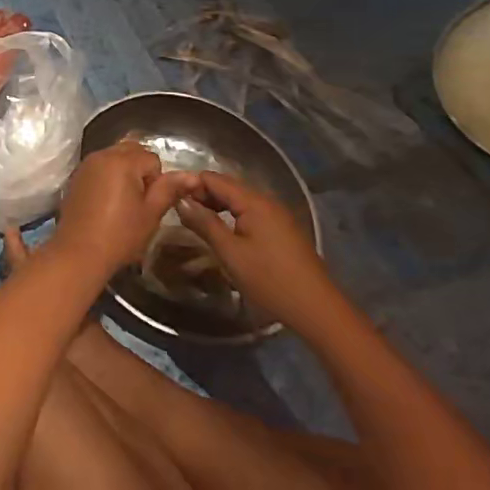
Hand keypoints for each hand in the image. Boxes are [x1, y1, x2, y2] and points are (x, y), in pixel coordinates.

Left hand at [48, 142, 192, 277]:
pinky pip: (99, 165)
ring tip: (124, 202)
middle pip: (131, 150)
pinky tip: (108, 201)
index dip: (157, 180)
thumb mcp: (151, 213)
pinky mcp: (76, 175)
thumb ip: (170, 189)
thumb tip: (192, 175)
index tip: (149, 202)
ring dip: (125, 171)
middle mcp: (102, 155)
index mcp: (122, 161)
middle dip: (141, 169)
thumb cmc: (120, 234)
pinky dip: (108, 175)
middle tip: (140, 200)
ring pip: (114, 156)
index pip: (152, 158)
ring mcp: (86, 164)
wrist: (79, 250)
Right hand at [174, 171, 342, 332]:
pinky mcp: (282, 230)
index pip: (213, 178)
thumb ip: (203, 222)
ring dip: (216, 206)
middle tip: (180, 212)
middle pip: (226, 186)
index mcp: (254, 202)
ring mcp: (277, 216)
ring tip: (196, 222)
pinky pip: (250, 213)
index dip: (190, 185)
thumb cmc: (270, 279)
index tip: (171, 199)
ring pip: (238, 200)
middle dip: (202, 195)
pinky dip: (232, 216)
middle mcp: (267, 201)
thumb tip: (179, 200)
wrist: (318, 311)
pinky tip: (222, 233)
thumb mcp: (230, 252)